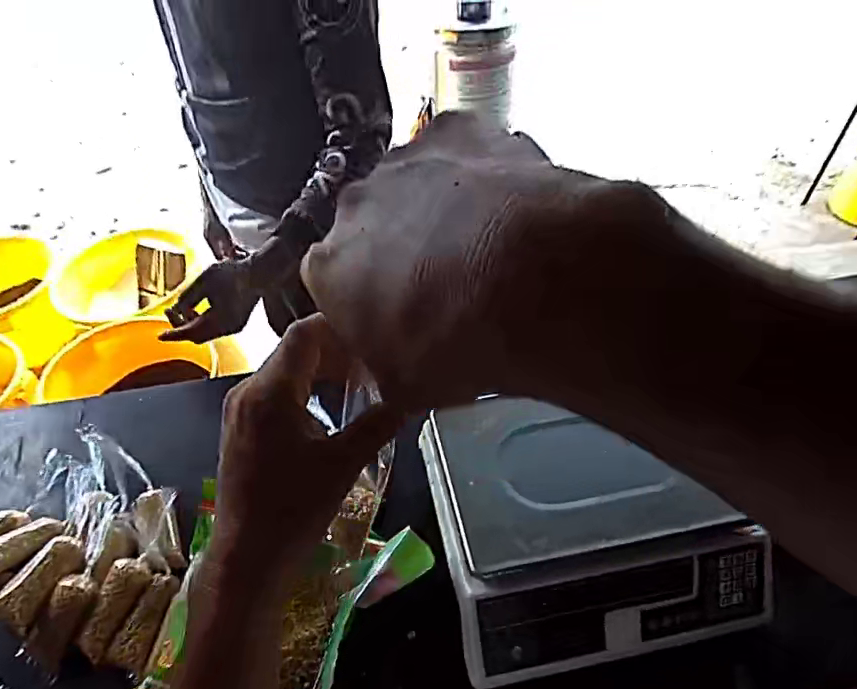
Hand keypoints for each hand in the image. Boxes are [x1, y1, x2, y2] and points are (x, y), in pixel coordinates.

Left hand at [162, 259, 260, 343]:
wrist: (257, 274)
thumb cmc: (232, 273)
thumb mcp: (203, 281)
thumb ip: (187, 298)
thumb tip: (176, 310)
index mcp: (219, 320)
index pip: (192, 332)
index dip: (175, 334)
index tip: (161, 336)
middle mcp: (227, 329)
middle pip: (198, 336)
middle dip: (182, 327)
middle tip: (169, 312)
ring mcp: (233, 328)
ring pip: (206, 334)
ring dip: (192, 324)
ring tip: (182, 308)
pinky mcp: (236, 324)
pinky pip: (214, 330)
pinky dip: (202, 323)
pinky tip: (197, 310)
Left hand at [211, 314, 402, 577]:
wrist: (248, 555)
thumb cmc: (294, 511)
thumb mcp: (343, 465)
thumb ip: (376, 426)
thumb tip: (408, 399)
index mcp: (270, 394)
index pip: (304, 335)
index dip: (340, 329)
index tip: (374, 339)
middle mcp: (247, 392)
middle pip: (293, 352)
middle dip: (336, 354)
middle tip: (373, 367)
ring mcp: (239, 412)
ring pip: (283, 374)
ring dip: (321, 375)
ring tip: (357, 390)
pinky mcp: (240, 431)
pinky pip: (274, 397)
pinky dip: (304, 395)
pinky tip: (329, 417)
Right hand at [302, 111, 665, 407]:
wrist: (528, 286)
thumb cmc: (457, 343)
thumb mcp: (406, 390)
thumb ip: (383, 370)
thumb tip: (392, 373)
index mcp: (328, 271)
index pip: (333, 286)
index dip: (366, 305)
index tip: (395, 323)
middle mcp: (354, 207)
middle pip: (372, 231)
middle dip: (399, 256)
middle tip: (446, 291)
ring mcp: (406, 162)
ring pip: (415, 189)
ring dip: (439, 216)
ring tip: (486, 255)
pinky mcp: (458, 130)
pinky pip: (460, 155)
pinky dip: (479, 178)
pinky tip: (508, 212)